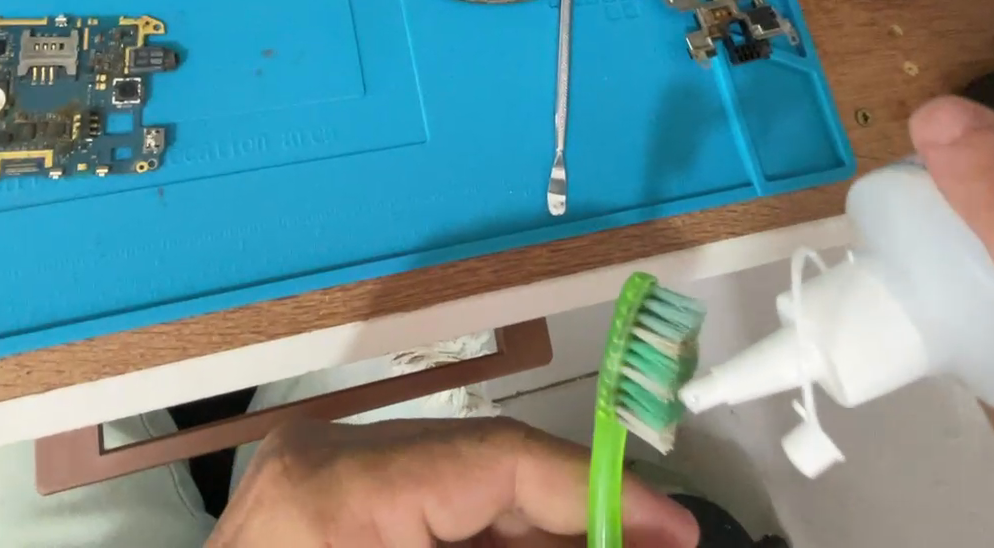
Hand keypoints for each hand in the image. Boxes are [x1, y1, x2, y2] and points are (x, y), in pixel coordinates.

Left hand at [208, 418, 699, 547]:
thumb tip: (612, 542)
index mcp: (340, 486)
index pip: (495, 457)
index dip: (594, 488)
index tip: (670, 524)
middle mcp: (330, 454)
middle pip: (486, 467)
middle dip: (575, 514)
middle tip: (658, 542)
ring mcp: (323, 468)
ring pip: (461, 484)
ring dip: (536, 526)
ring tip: (607, 543)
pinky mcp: (326, 490)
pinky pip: (428, 504)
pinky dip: (488, 534)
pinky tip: (541, 545)